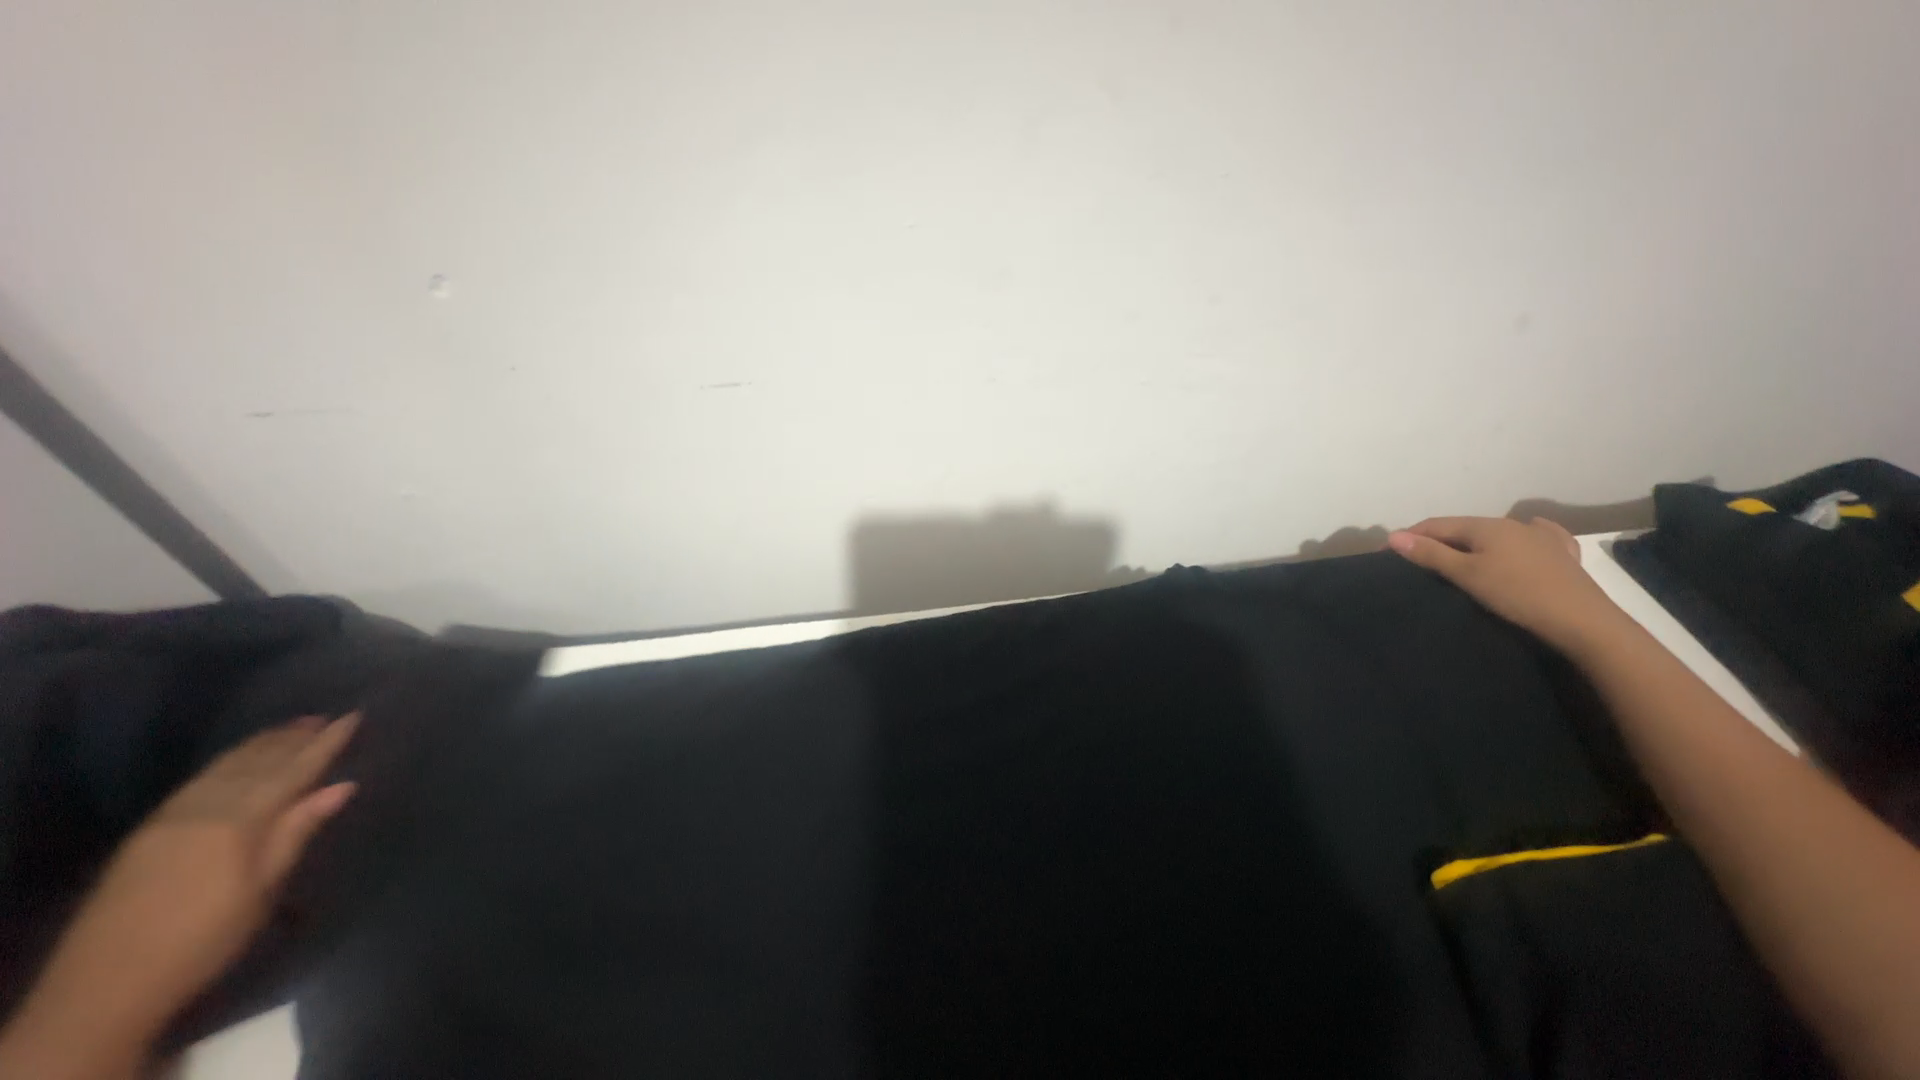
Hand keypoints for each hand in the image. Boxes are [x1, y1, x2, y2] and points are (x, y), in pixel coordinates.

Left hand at [0, 714, 359, 1078]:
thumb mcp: (263, 890)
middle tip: (322, 717)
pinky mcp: (150, 829)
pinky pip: (201, 778)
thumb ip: (297, 832)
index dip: (325, 744)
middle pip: (256, 762)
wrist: (108, 983)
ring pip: (225, 766)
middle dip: (291, 738)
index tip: (353, 717)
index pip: (293, 771)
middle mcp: (205, 806)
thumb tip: (342, 785)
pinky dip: (228, 761)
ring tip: (288, 728)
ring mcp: (172, 815)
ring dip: (260, 745)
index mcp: (240, 820)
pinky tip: (236, 760)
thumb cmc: (205, 940)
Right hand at [1388, 517, 1628, 650]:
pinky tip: (1526, 540)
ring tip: (1461, 559)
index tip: (1385, 555)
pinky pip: (1534, 539)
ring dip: (1473, 542)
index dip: (1408, 537)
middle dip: (1439, 541)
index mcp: (1486, 525)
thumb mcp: (1466, 575)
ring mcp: (1541, 537)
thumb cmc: (1517, 594)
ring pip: (1496, 534)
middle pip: (1464, 529)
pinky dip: (1518, 541)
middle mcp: (1513, 524)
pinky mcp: (1562, 555)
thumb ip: (1430, 554)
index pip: (1436, 525)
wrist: (1583, 621)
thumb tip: (1393, 536)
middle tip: (1418, 562)